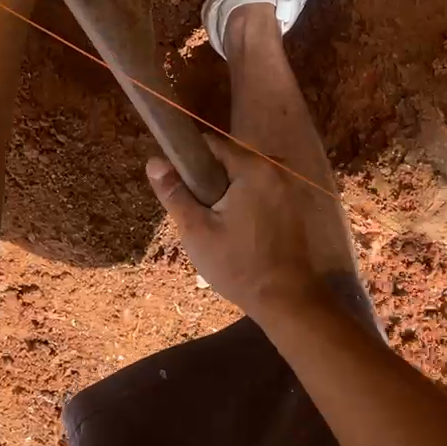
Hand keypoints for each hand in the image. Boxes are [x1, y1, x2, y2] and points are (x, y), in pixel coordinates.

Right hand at [147, 134, 361, 320]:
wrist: (286, 301)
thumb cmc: (238, 265)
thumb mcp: (196, 230)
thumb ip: (174, 193)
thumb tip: (153, 161)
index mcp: (253, 169)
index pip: (211, 144)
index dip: (189, 162)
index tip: (181, 188)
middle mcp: (274, 170)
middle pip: (228, 160)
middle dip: (208, 180)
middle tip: (198, 214)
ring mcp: (287, 188)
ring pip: (243, 177)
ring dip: (226, 193)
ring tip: (216, 226)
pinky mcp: (293, 206)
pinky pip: (258, 192)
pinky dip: (244, 202)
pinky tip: (237, 231)